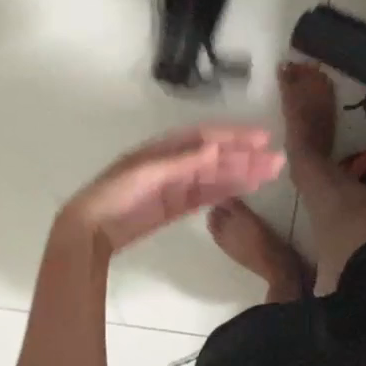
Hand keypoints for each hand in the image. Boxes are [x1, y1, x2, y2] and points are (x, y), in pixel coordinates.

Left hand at [61, 125, 285, 252]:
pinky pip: (204, 196)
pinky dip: (225, 191)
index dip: (233, 136)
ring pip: (213, 176)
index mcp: (162, 150)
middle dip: (244, 156)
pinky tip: (245, 188)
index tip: (262, 138)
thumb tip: (215, 148)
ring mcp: (172, 187)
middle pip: (214, 157)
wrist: (89, 230)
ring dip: (241, 173)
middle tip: (276, 159)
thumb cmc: (113, 195)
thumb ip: (181, 162)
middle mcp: (171, 164)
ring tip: (270, 173)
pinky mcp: (172, 208)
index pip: (204, 138)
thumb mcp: (145, 173)